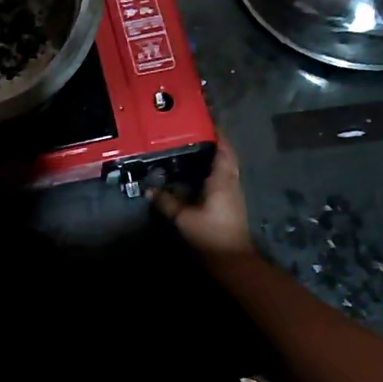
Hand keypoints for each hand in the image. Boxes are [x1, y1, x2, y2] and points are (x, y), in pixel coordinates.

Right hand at [149, 139, 253, 259]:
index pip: (223, 149)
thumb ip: (166, 202)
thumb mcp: (183, 218)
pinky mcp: (230, 205)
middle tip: (193, 136)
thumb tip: (149, 190)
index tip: (205, 122)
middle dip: (213, 145)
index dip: (217, 134)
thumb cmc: (210, 234)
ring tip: (191, 153)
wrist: (231, 259)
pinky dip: (210, 173)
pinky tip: (195, 177)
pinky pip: (221, 180)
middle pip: (226, 157)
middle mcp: (231, 182)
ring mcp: (233, 194)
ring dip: (212, 159)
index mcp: (223, 180)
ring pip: (225, 169)